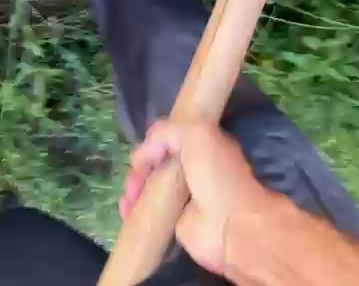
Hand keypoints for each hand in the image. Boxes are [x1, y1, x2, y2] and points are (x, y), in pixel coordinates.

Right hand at [119, 119, 276, 274]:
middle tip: (134, 177)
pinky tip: (127, 210)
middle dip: (141, 167)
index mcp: (202, 145)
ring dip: (134, 188)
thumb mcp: (195, 133)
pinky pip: (149, 212)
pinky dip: (134, 210)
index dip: (153, 142)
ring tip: (130, 195)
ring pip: (150, 186)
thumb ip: (167, 131)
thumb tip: (142, 150)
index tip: (141, 152)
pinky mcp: (175, 223)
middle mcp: (192, 169)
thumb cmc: (217, 175)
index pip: (170, 138)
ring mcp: (183, 198)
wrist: (231, 226)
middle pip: (157, 162)